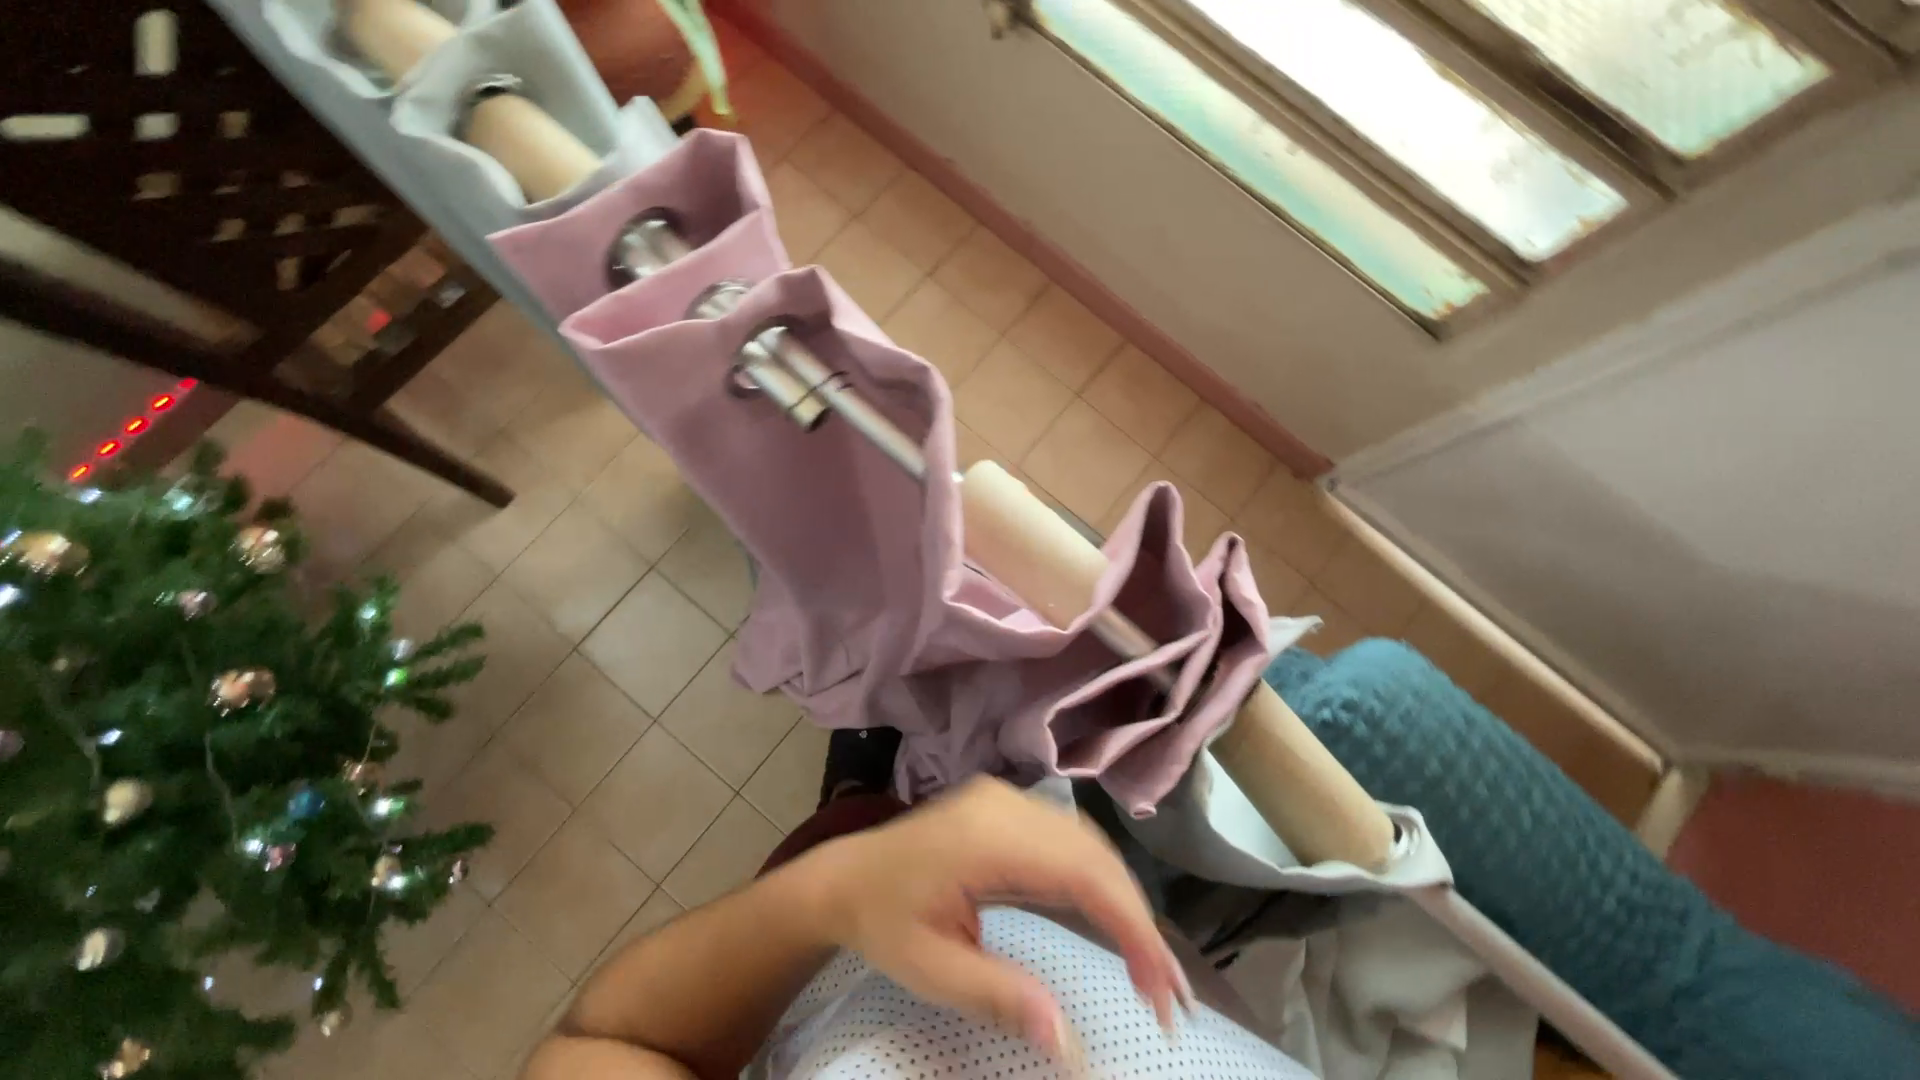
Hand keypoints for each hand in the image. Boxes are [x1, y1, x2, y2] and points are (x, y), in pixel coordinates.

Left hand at [783, 778, 1192, 1062]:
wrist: (844, 876)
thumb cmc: (882, 922)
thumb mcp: (931, 969)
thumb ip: (999, 996)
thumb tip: (1069, 1042)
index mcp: (985, 837)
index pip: (1082, 874)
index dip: (1133, 928)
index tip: (1163, 990)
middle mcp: (1005, 805)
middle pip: (1095, 855)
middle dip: (1139, 921)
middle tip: (1170, 994)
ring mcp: (1007, 799)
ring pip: (1089, 844)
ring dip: (1125, 900)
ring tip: (1151, 965)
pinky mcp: (1008, 806)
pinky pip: (1070, 839)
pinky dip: (1099, 880)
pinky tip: (1113, 919)